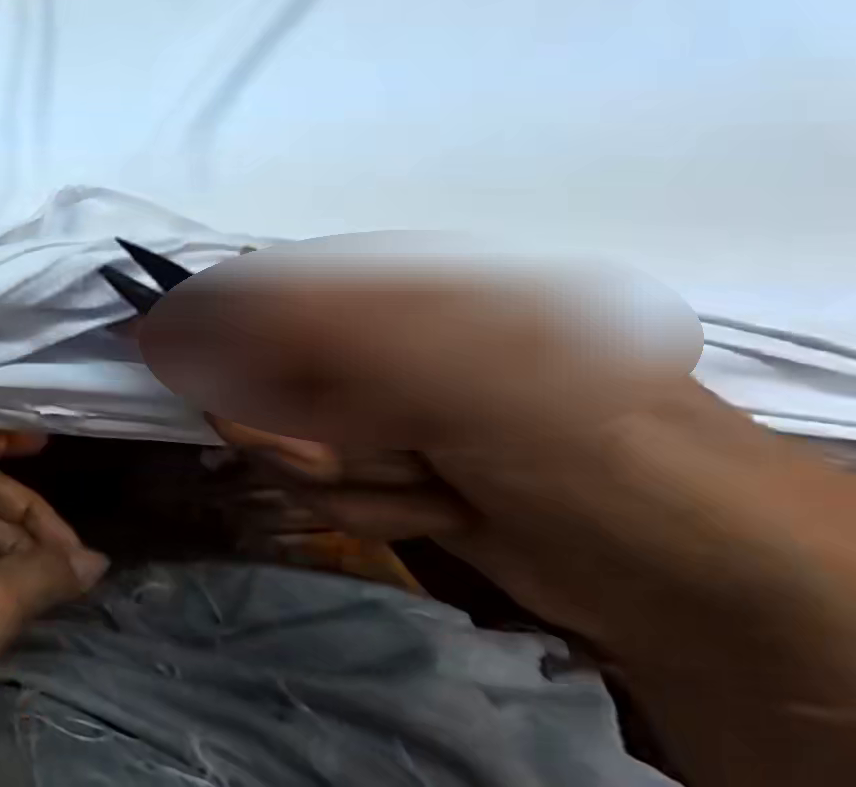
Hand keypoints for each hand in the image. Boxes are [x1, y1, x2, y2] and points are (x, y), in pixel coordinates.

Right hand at [138, 259, 855, 786]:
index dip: (228, 357)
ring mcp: (361, 406)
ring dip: (341, 479)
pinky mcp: (368, 466)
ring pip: (270, 439)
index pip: (237, 304)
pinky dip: (364, 507)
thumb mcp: (456, 374)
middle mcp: (355, 340)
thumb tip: (173, 322)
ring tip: (435, 486)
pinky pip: (305, 484)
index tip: (261, 408)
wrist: (702, 584)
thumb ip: (315, 336)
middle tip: (375, 451)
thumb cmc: (588, 448)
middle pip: (243, 379)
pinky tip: (442, 511)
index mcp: (374, 291)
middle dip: (296, 433)